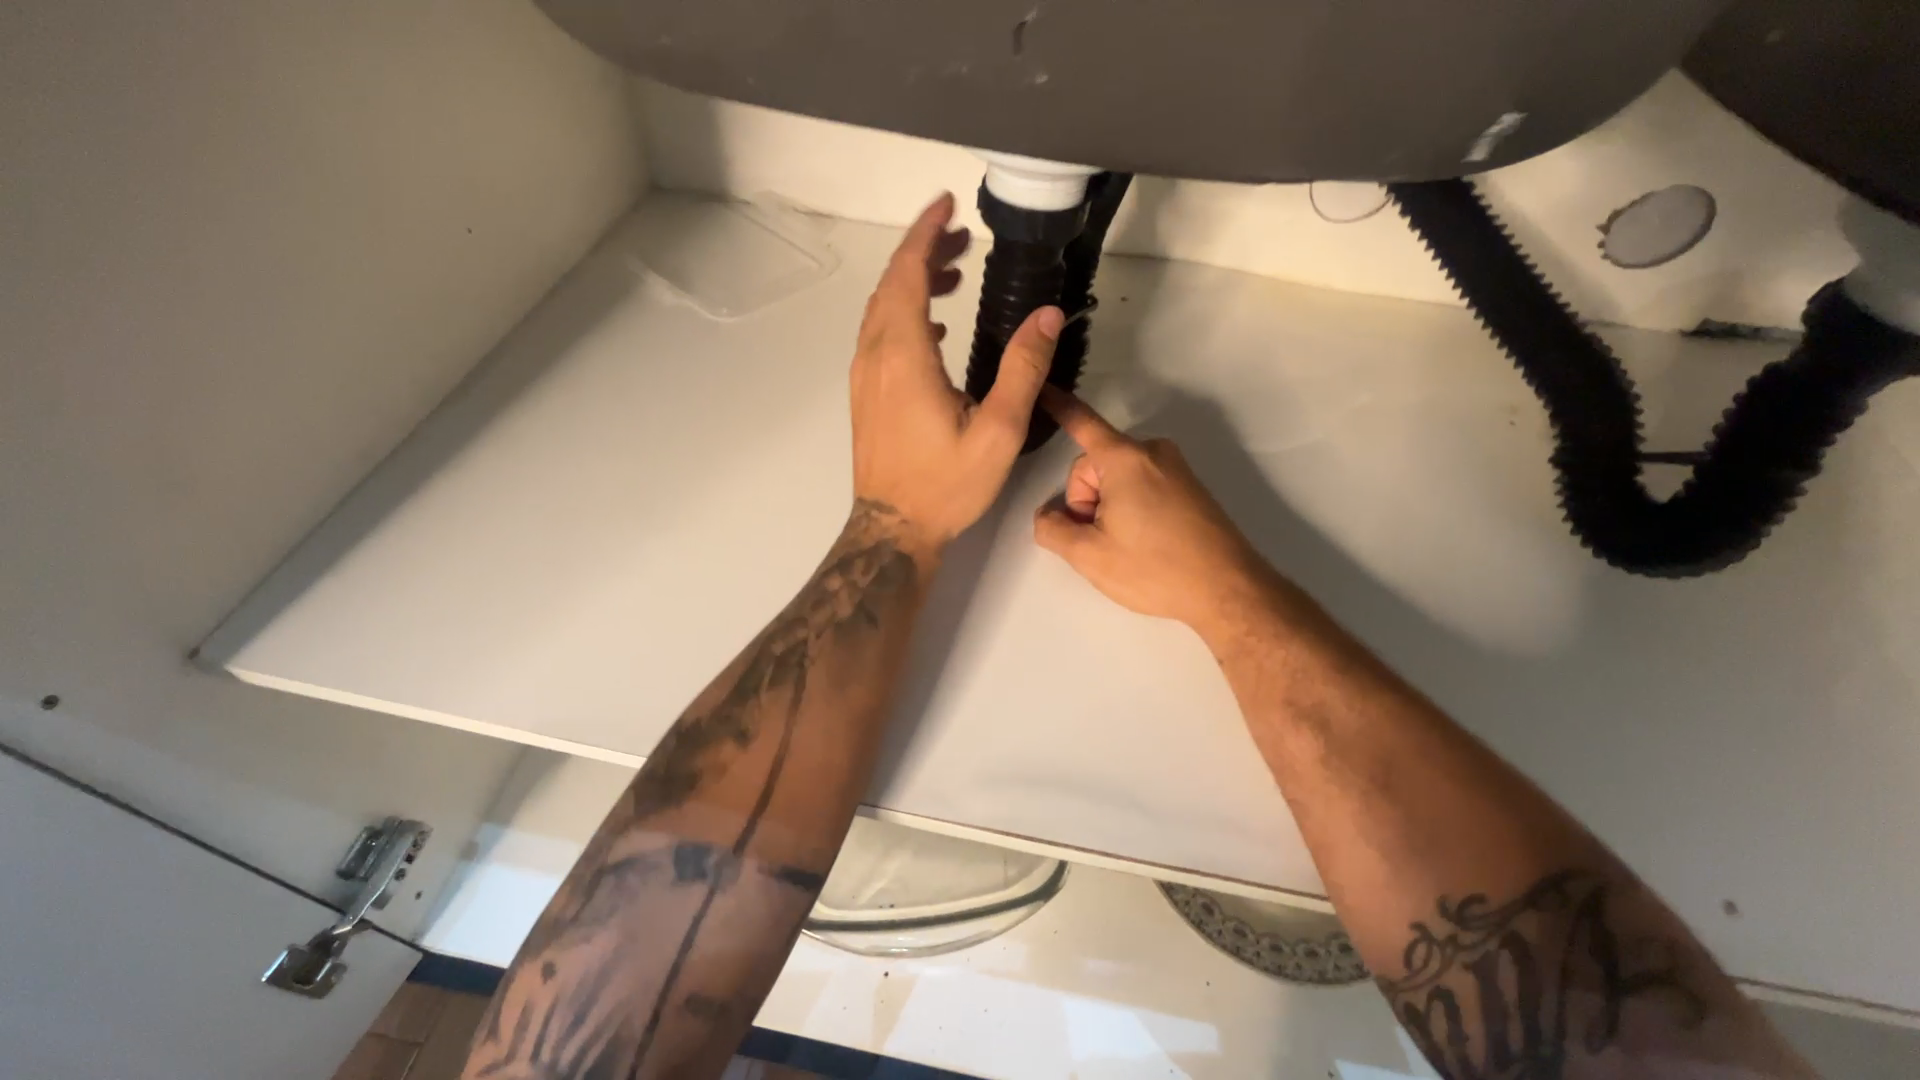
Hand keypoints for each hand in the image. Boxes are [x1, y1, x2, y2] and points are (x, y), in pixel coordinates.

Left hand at [851, 193, 1063, 553]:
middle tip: (961, 236)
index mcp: (905, 356)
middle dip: (922, 251)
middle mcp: (876, 357)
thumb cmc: (945, 485)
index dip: (925, 233)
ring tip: (953, 273)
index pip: (907, 274)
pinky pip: (878, 335)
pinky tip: (935, 328)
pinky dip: (903, 314)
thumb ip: (1023, 369)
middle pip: (891, 285)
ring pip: (881, 309)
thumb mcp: (998, 431)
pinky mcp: (865, 395)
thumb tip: (1047, 316)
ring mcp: (864, 377)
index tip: (946, 203)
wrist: (893, 528)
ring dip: (912, 282)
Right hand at [1033, 388, 1287, 640]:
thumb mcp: (1089, 556)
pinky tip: (1145, 544)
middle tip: (1103, 542)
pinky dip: (1132, 510)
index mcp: (1124, 459)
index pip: (1082, 423)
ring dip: (1110, 509)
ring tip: (1128, 548)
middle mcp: (1152, 452)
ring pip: (1117, 480)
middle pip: (1095, 467)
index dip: (1059, 406)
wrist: (1227, 590)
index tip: (1043, 389)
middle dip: (1087, 502)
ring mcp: (1174, 468)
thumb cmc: (1154, 569)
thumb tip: (1047, 515)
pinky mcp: (1188, 487)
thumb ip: (1052, 529)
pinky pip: (1142, 487)